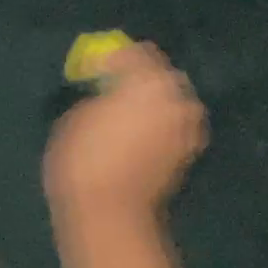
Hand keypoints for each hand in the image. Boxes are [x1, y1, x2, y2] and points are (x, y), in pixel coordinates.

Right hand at [44, 43, 207, 235]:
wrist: (112, 214)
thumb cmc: (85, 161)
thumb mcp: (78, 117)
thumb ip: (99, 96)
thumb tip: (109, 93)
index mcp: (149, 79)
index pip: (136, 53)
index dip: (114, 58)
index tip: (96, 67)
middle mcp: (176, 96)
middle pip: (160, 75)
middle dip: (141, 77)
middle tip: (116, 87)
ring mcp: (187, 124)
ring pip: (172, 100)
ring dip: (155, 101)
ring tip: (129, 113)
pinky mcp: (190, 150)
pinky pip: (175, 125)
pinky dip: (162, 124)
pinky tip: (142, 134)